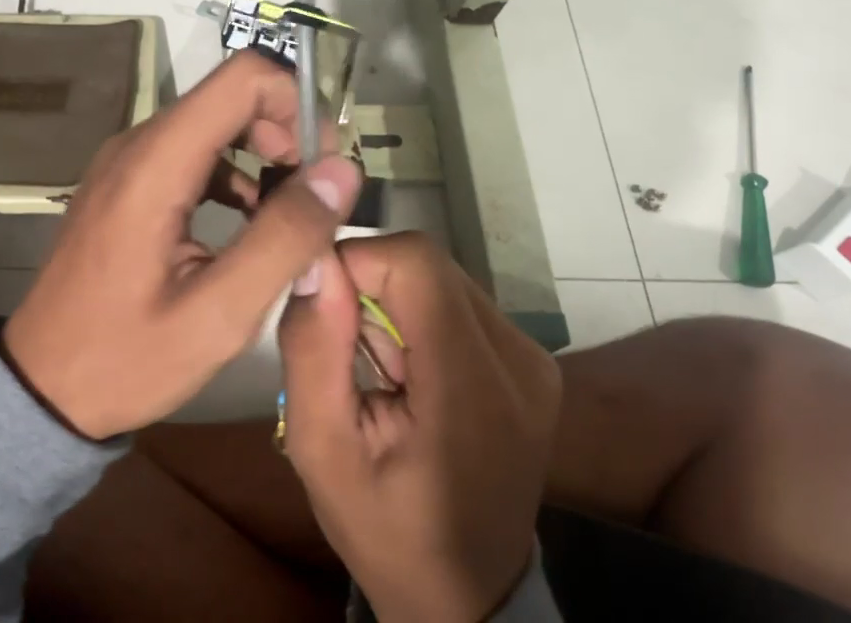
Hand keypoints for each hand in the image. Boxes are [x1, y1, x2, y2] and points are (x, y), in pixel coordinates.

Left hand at [3, 52, 362, 439]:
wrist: (41, 388)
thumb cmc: (126, 360)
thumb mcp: (219, 315)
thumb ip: (284, 238)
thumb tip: (342, 171)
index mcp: (155, 164)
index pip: (243, 78)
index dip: (296, 104)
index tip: (323, 166)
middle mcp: (137, 145)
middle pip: (231, 97)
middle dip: (286, 136)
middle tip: (315, 200)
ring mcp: (127, 163)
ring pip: (215, 125)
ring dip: (263, 158)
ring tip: (289, 221)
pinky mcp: (126, 184)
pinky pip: (192, 154)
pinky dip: (233, 176)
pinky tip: (250, 226)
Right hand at [278, 232, 561, 622]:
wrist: (467, 593)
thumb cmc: (386, 530)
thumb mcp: (322, 449)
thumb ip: (315, 349)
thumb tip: (314, 261)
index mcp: (473, 386)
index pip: (414, 261)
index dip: (356, 264)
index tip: (323, 312)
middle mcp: (520, 358)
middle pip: (429, 266)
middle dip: (372, 292)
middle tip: (351, 361)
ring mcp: (535, 359)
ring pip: (443, 280)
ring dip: (396, 308)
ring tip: (383, 378)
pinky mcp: (534, 362)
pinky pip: (460, 305)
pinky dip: (421, 323)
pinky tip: (412, 379)